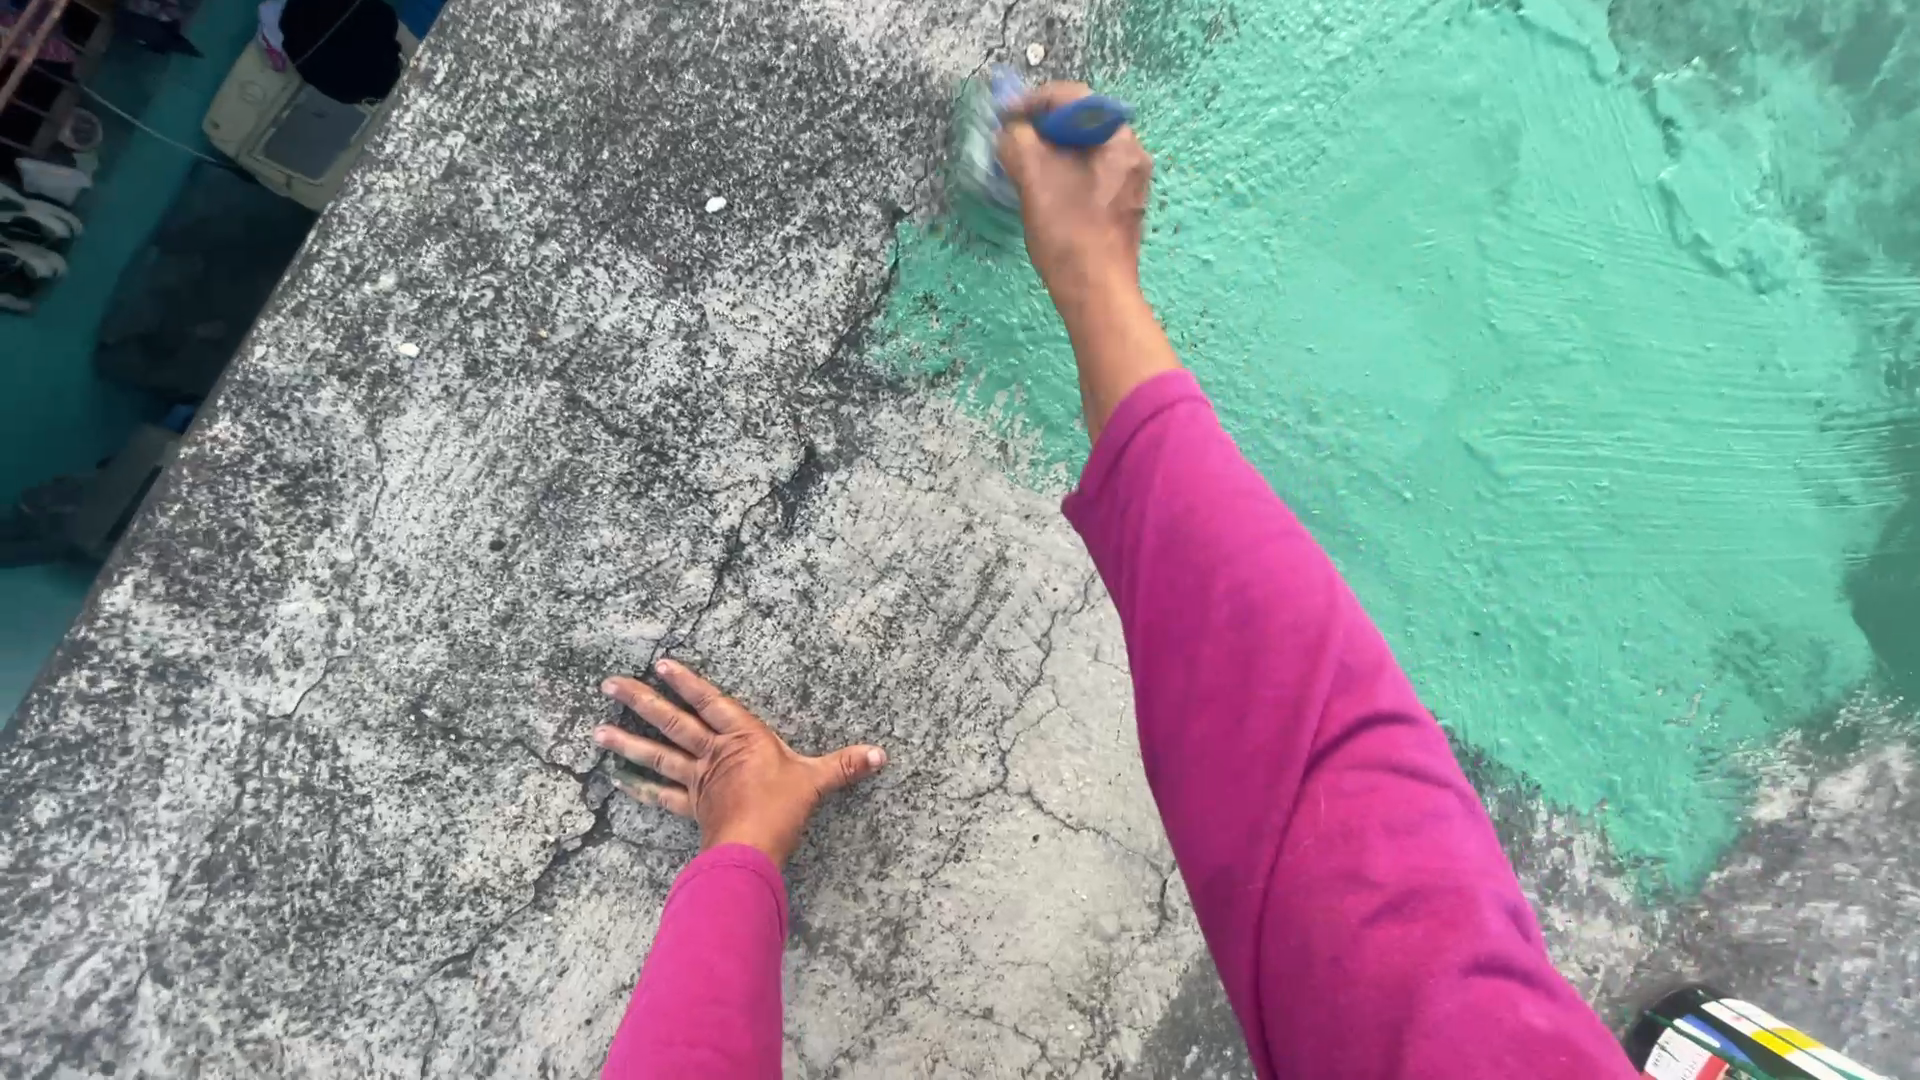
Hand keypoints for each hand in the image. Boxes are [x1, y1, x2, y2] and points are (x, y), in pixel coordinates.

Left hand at [593, 659, 886, 867]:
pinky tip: (616, 781)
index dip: (687, 681)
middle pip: (673, 721)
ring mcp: (698, 780)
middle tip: (609, 684)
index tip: (660, 663)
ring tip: (596, 730)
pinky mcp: (692, 806)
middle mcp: (715, 753)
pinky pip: (661, 795)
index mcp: (743, 737)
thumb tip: (882, 755)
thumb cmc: (782, 808)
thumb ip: (847, 765)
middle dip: (641, 701)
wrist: (753, 849)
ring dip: (627, 741)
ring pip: (657, 754)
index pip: (710, 702)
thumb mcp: (817, 781)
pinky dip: (639, 788)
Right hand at [997, 81, 1154, 314]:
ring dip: (1050, 157)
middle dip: (1041, 132)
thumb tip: (1010, 134)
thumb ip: (1017, 143)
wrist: (1097, 296)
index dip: (1032, 102)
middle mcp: (1132, 157)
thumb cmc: (1070, 236)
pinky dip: (1063, 180)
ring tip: (1022, 171)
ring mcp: (1129, 187)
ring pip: (1083, 156)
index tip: (1004, 117)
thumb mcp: (1034, 180)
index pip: (1073, 100)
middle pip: (1080, 127)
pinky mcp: (1120, 213)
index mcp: (1119, 139)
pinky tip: (1044, 197)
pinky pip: (1088, 181)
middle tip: (1011, 143)